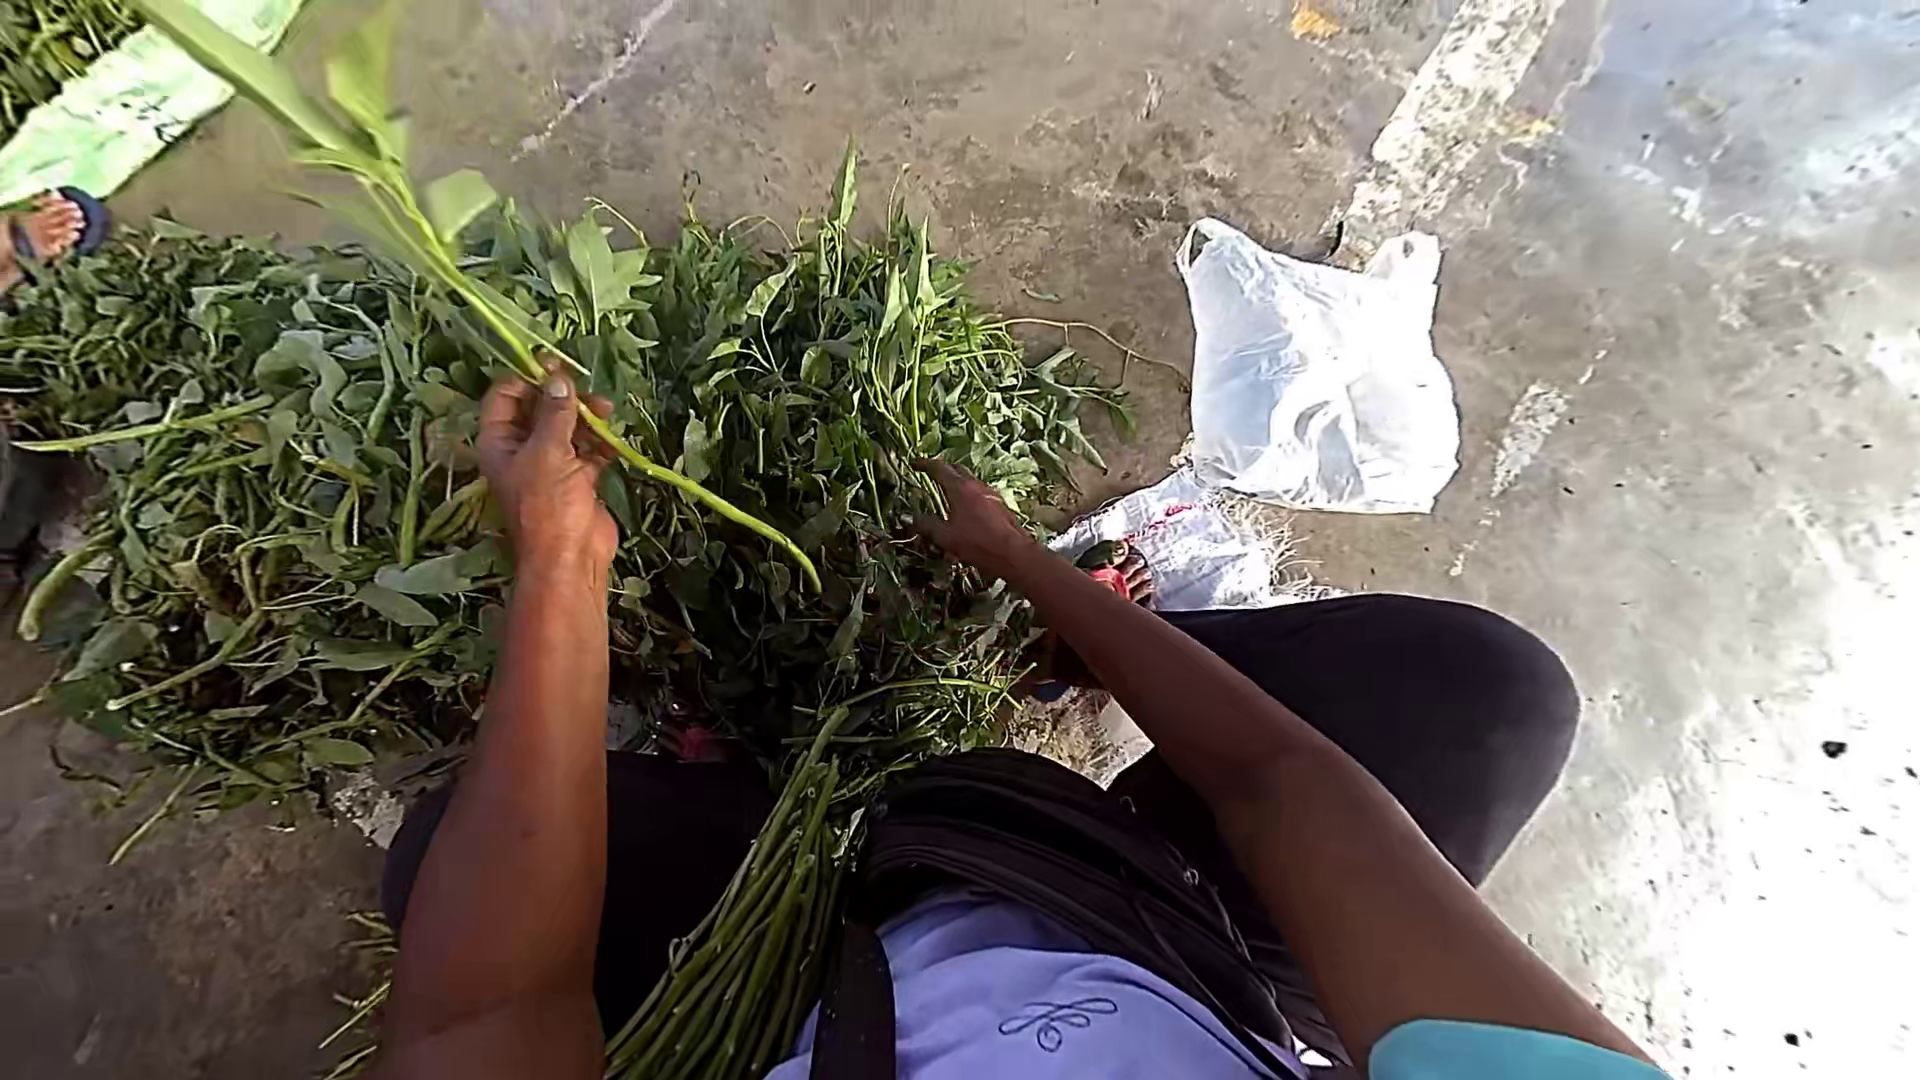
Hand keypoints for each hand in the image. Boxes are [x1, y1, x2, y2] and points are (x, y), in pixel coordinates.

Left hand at [477, 355, 618, 579]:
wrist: (570, 555)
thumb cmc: (548, 505)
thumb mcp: (548, 453)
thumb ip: (555, 414)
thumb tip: (559, 379)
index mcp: (500, 441)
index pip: (506, 397)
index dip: (528, 379)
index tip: (556, 365)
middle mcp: (523, 450)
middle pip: (541, 411)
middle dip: (565, 399)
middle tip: (590, 392)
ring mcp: (553, 466)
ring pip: (569, 431)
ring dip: (588, 420)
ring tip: (608, 413)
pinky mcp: (580, 480)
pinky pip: (590, 452)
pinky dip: (602, 444)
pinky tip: (615, 440)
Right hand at [912, 458, 1036, 577]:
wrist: (1013, 553)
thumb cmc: (977, 543)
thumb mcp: (946, 537)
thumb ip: (926, 525)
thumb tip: (910, 518)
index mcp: (960, 488)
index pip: (939, 468)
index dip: (924, 464)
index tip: (914, 463)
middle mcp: (976, 485)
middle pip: (957, 468)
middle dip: (943, 468)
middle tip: (931, 473)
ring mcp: (991, 494)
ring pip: (970, 479)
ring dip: (957, 480)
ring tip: (947, 490)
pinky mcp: (999, 505)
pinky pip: (980, 491)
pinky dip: (968, 492)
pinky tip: (966, 507)